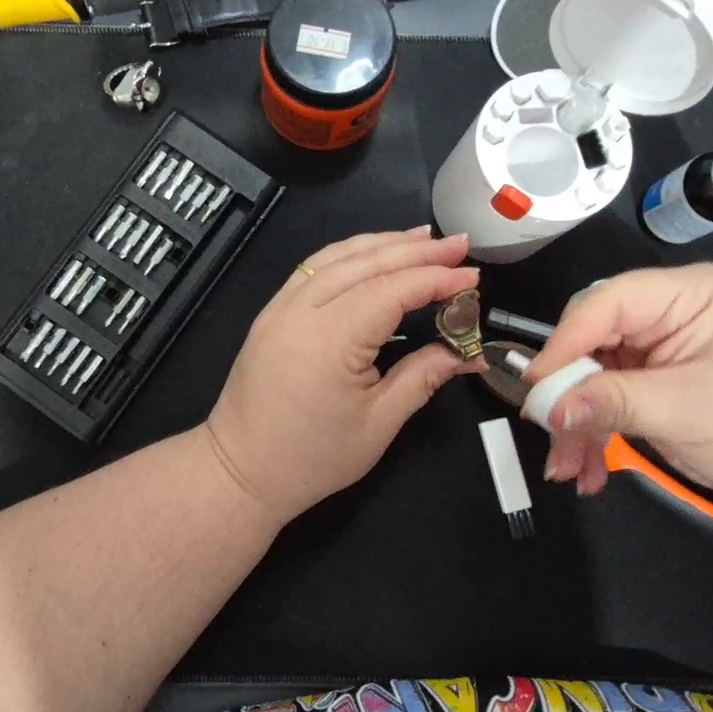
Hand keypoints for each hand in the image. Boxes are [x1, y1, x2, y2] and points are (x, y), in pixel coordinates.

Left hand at [204, 228, 484, 524]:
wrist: (240, 471)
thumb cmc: (312, 459)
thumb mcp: (378, 425)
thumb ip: (423, 377)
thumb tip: (469, 354)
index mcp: (328, 341)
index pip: (390, 291)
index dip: (434, 279)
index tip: (472, 276)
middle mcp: (300, 311)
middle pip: (365, 263)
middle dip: (416, 251)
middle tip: (459, 244)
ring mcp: (280, 307)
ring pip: (336, 257)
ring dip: (382, 244)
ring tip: (424, 240)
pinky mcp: (271, 312)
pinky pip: (314, 269)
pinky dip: (350, 254)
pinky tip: (374, 254)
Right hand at [527, 263, 712, 511]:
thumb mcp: (691, 411)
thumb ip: (613, 402)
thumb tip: (544, 407)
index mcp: (688, 293)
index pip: (606, 303)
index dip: (565, 343)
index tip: (534, 389)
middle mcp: (668, 313)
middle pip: (591, 338)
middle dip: (568, 392)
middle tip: (549, 435)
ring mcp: (659, 350)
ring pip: (591, 376)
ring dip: (576, 424)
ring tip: (569, 471)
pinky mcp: (654, 384)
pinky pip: (605, 400)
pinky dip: (593, 434)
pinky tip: (588, 471)